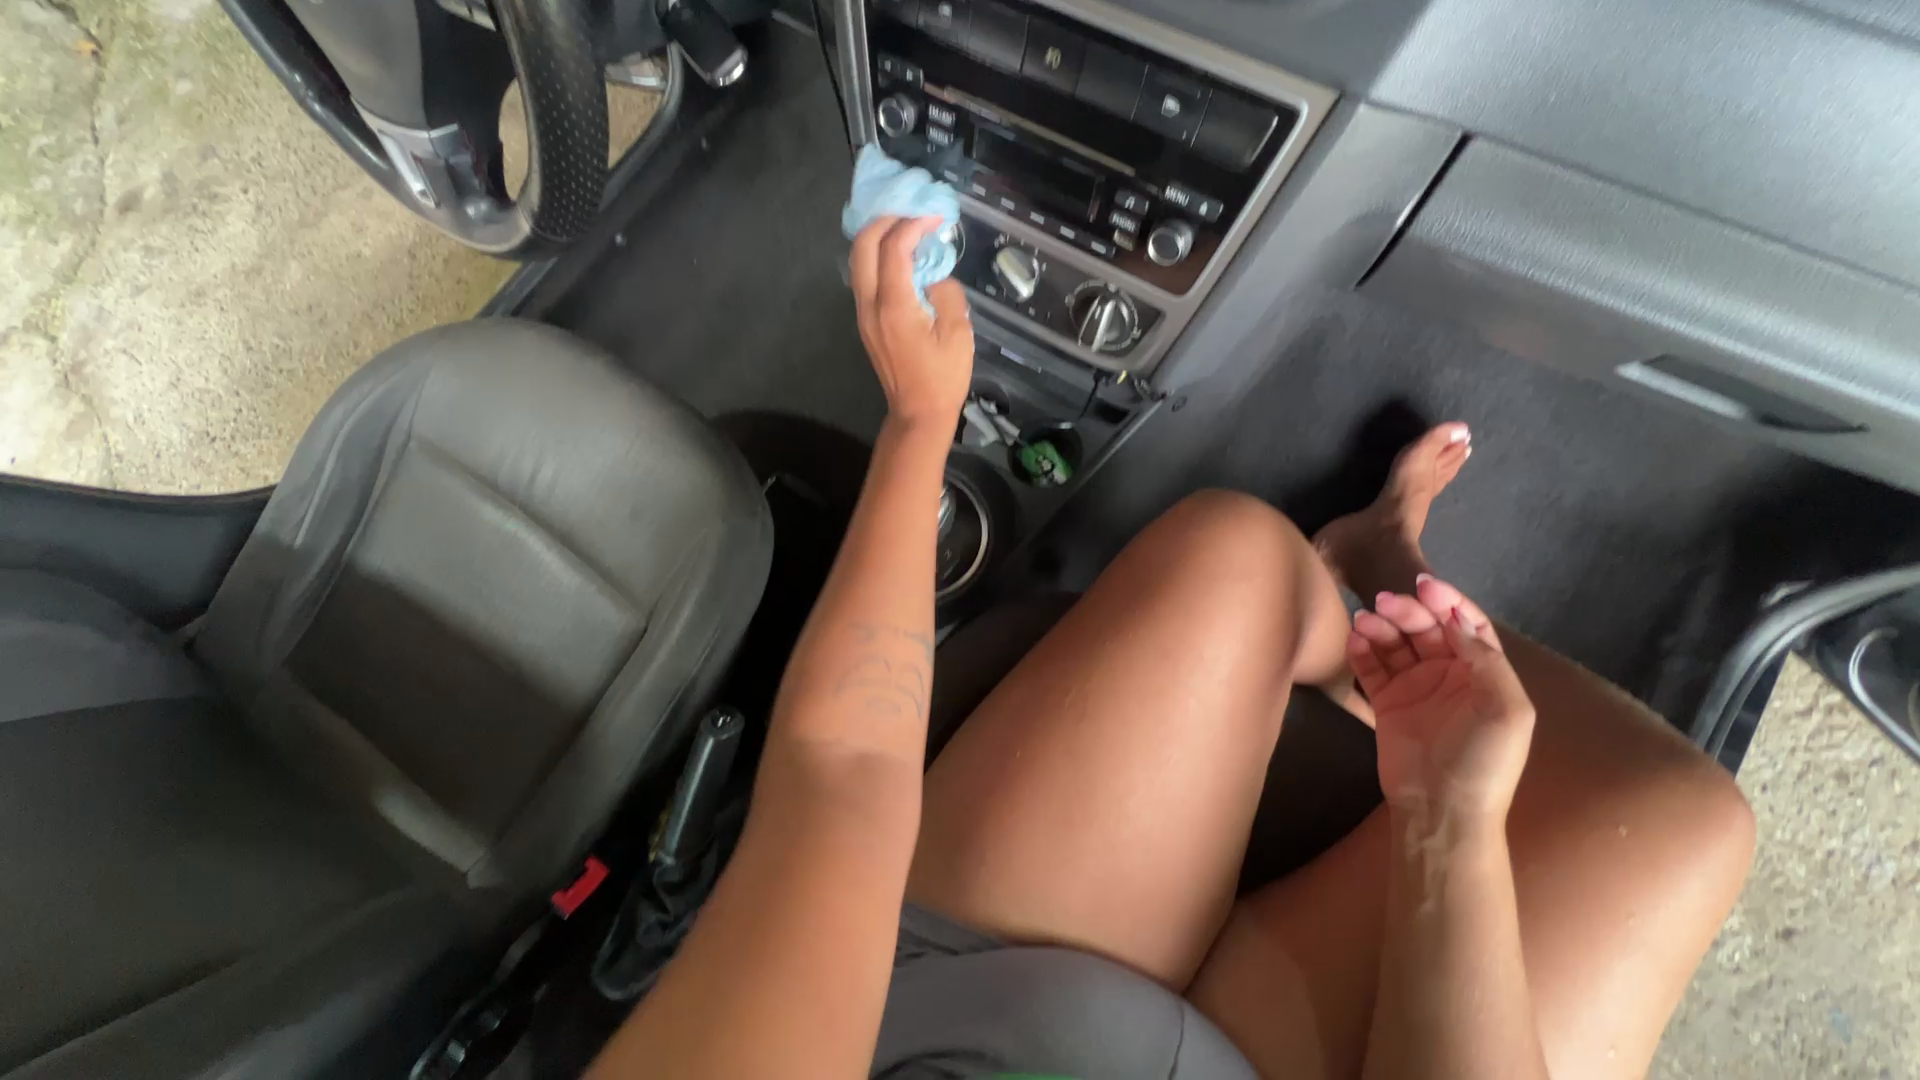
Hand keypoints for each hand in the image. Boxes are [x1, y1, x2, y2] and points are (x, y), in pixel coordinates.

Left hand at [851, 216, 973, 426]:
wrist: (918, 413)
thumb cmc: (943, 378)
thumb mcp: (958, 334)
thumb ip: (947, 294)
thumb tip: (935, 277)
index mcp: (894, 306)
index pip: (894, 247)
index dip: (913, 224)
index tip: (935, 217)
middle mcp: (871, 305)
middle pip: (863, 245)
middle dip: (885, 220)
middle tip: (912, 212)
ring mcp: (864, 315)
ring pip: (858, 261)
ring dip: (878, 237)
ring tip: (906, 229)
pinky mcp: (866, 323)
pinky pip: (865, 278)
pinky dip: (878, 258)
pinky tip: (902, 258)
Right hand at [1349, 575, 1535, 828]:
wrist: (1443, 808)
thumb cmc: (1483, 760)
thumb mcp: (1506, 710)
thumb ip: (1485, 661)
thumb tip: (1456, 620)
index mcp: (1483, 674)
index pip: (1465, 625)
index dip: (1448, 601)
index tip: (1424, 585)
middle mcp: (1449, 675)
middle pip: (1426, 629)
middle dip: (1407, 611)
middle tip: (1384, 602)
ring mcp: (1415, 688)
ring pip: (1395, 644)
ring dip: (1381, 626)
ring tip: (1364, 620)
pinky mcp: (1386, 702)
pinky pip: (1371, 668)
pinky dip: (1362, 650)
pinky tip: (1354, 638)